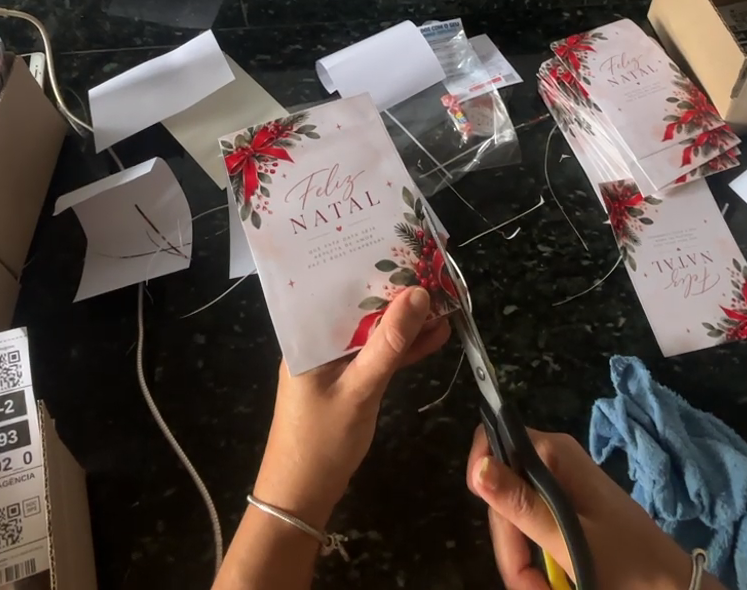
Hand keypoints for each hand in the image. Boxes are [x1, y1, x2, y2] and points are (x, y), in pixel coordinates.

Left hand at [252, 287, 450, 525]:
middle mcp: (319, 339)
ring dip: (407, 318)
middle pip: (361, 304)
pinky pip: (380, 353)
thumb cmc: (320, 442)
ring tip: (446, 299)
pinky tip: (436, 335)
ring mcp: (336, 359)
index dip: (373, 264)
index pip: (340, 286)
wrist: (300, 500)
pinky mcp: (351, 379)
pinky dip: (405, 346)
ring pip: (375, 328)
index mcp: (307, 333)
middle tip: (434, 269)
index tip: (406, 246)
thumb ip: (389, 343)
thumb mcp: (360, 389)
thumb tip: (418, 293)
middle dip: (396, 289)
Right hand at [467, 426, 702, 589]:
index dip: (481, 470)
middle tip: (526, 587)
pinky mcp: (566, 512)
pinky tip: (548, 587)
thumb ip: (523, 506)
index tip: (484, 511)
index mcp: (555, 454)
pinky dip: (534, 561)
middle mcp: (554, 462)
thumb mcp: (570, 541)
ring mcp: (560, 487)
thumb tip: (477, 467)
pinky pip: (533, 528)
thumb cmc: (629, 565)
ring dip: (521, 559)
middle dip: (509, 542)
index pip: (496, 439)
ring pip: (515, 516)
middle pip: (503, 491)